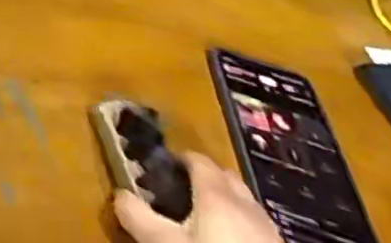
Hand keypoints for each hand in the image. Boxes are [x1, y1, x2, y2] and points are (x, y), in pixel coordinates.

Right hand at [114, 152, 281, 242]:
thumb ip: (138, 216)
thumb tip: (119, 195)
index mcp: (216, 194)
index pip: (197, 160)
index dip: (179, 159)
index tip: (163, 168)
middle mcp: (246, 204)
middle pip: (226, 177)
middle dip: (206, 178)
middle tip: (183, 192)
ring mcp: (271, 231)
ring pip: (246, 203)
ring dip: (228, 203)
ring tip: (207, 221)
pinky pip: (259, 229)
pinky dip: (244, 228)